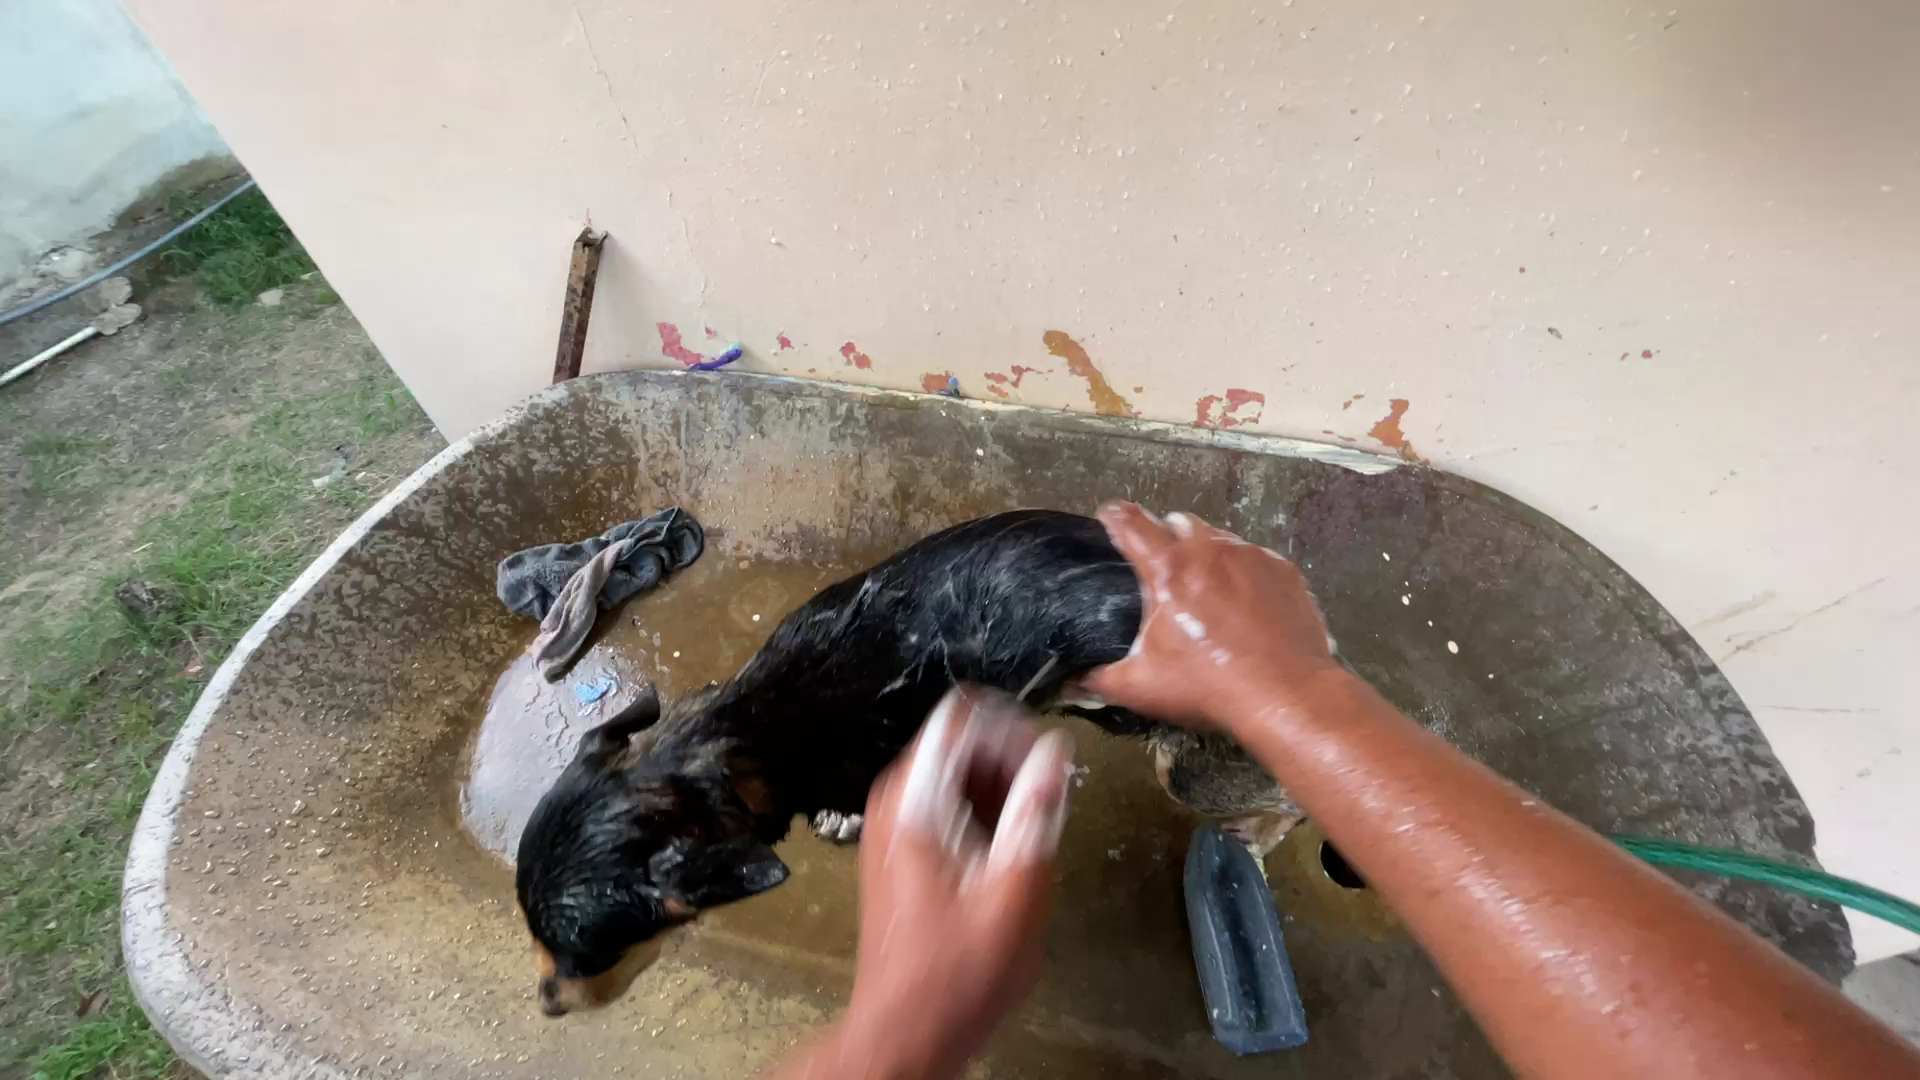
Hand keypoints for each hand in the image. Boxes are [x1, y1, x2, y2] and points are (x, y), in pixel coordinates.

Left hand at [773, 687, 1073, 1079]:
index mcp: (914, 796)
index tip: (1047, 754)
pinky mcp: (904, 843)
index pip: (960, 715)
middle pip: (960, 739)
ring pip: (957, 769)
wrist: (904, 1033)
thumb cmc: (957, 972)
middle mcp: (897, 795)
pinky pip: (949, 799)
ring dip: (1002, 783)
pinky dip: (985, 807)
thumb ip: (1036, 812)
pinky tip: (1012, 842)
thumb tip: (1056, 749)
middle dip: (1011, 755)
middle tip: (1051, 793)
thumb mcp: (1014, 892)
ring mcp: (896, 818)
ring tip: (1038, 821)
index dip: (1009, 722)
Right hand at [1083, 502, 1341, 731]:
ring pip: (1218, 536)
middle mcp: (1209, 550)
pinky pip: (1252, 556)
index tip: (1108, 515)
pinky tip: (1242, 599)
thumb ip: (1098, 679)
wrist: (1287, 695)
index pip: (1131, 524)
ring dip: (1204, 550)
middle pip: (1178, 522)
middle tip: (1161, 564)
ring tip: (1203, 582)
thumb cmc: (1207, 686)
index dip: (1115, 516)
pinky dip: (1240, 569)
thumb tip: (1071, 681)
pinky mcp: (1283, 570)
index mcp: (1168, 569)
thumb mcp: (1141, 687)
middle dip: (1165, 534)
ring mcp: (1251, 556)